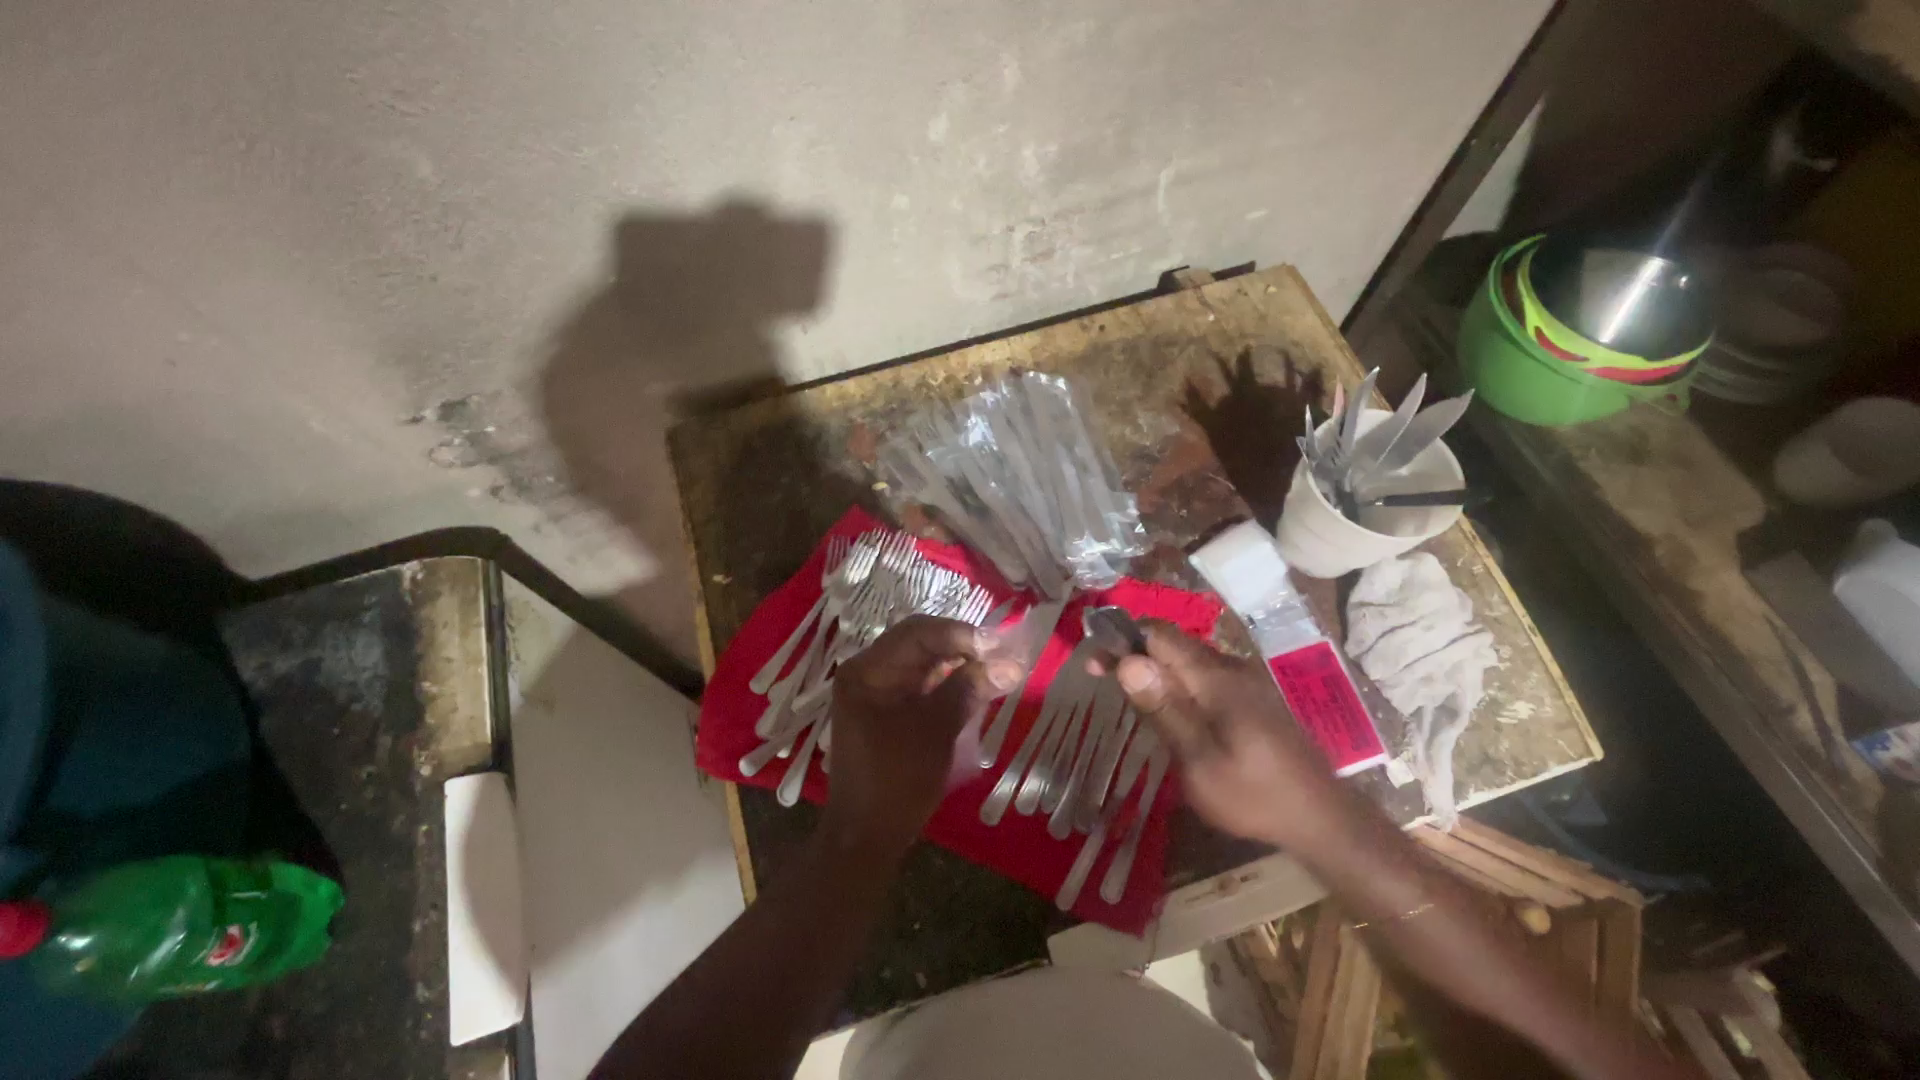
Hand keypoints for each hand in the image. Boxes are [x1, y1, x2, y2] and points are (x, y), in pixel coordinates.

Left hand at [825, 615, 1022, 853]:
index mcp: (867, 671)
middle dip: (965, 645)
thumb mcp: (934, 732)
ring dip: (962, 662)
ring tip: (1000, 666)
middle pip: (922, 642)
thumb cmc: (895, 783)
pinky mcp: (891, 710)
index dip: (962, 634)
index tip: (1002, 646)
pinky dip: (952, 681)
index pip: (918, 633)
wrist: (866, 837)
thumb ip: (968, 690)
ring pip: (926, 661)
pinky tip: (979, 685)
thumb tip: (1012, 663)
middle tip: (1006, 653)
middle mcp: (869, 672)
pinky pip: (924, 683)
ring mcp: (878, 691)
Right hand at [1104, 622, 1347, 850]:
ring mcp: (1248, 682)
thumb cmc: (1253, 794)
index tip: (1094, 660)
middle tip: (1102, 676)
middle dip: (1135, 652)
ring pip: (1191, 659)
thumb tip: (1128, 662)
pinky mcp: (1256, 699)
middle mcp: (1233, 669)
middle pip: (1175, 644)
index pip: (1161, 635)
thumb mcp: (1199, 760)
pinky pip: (1207, 676)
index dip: (1123, 639)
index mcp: (1217, 679)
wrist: (1321, 818)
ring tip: (1130, 693)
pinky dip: (1179, 681)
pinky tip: (1171, 707)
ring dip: (1157, 667)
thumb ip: (1164, 709)